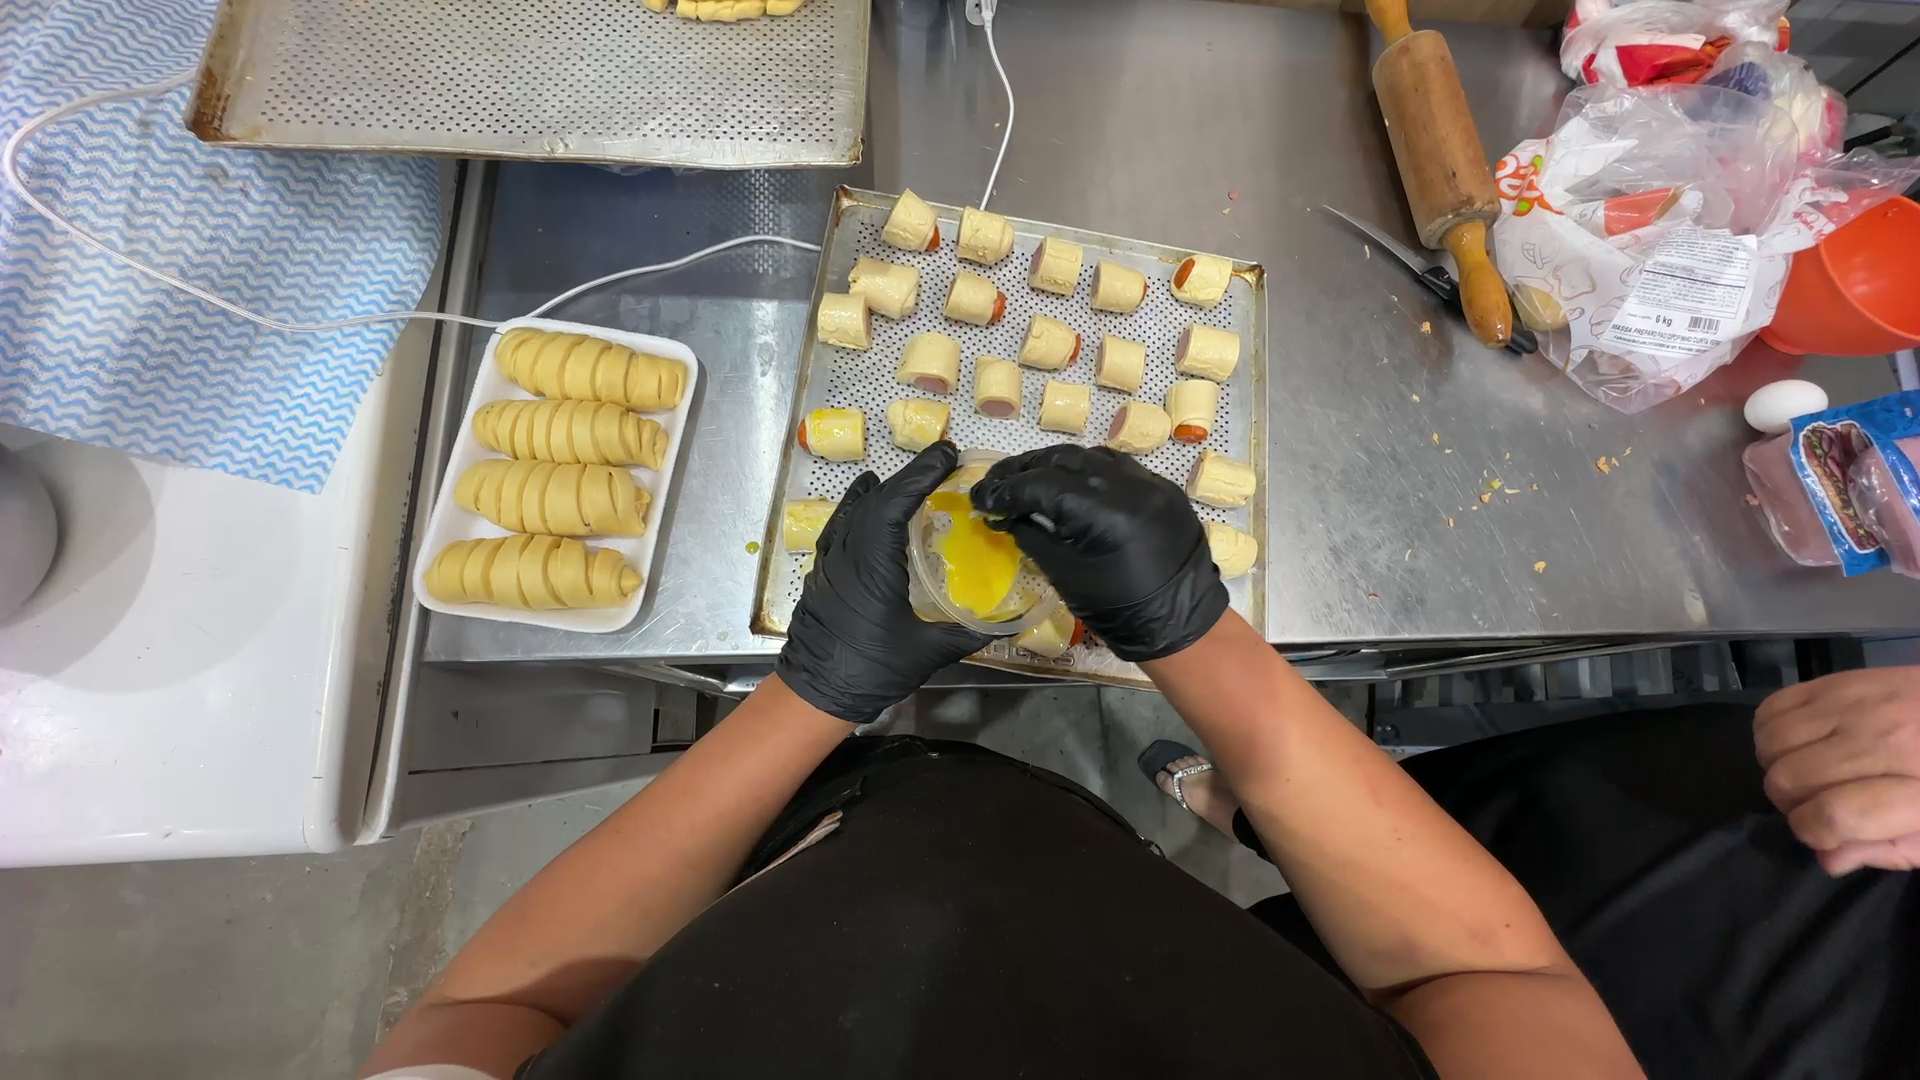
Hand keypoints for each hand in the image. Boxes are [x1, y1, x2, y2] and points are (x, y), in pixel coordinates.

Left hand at [775, 441, 991, 722]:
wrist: (816, 693)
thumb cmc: (871, 670)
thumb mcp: (925, 653)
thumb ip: (964, 635)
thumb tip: (1003, 626)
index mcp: (873, 564)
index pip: (895, 503)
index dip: (921, 474)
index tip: (946, 454)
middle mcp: (848, 553)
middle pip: (875, 500)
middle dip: (908, 476)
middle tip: (940, 461)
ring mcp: (830, 561)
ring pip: (853, 509)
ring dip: (881, 489)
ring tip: (904, 476)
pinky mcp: (822, 573)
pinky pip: (840, 526)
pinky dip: (856, 507)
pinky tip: (863, 503)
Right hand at [970, 444, 1226, 661]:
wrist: (1179, 623)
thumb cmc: (1116, 610)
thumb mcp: (1064, 574)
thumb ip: (1033, 536)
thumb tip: (1007, 515)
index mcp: (1104, 513)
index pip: (1041, 485)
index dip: (1005, 490)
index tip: (980, 498)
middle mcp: (1129, 486)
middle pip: (1063, 459)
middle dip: (1024, 469)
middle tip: (996, 484)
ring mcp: (1150, 482)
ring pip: (1090, 455)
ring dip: (1054, 464)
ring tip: (1028, 479)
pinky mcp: (1162, 487)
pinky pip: (1116, 466)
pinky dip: (1086, 469)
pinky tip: (1069, 481)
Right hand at [1754, 665, 1919, 874]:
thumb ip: (1895, 849)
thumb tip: (1828, 858)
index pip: (1835, 816)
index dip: (1816, 833)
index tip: (1825, 837)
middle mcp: (1888, 742)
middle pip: (1791, 779)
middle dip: (1791, 801)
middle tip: (1815, 804)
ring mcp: (1856, 706)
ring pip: (1771, 746)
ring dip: (1777, 766)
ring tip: (1807, 772)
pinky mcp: (1833, 682)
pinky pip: (1769, 711)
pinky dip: (1771, 734)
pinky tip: (1801, 744)